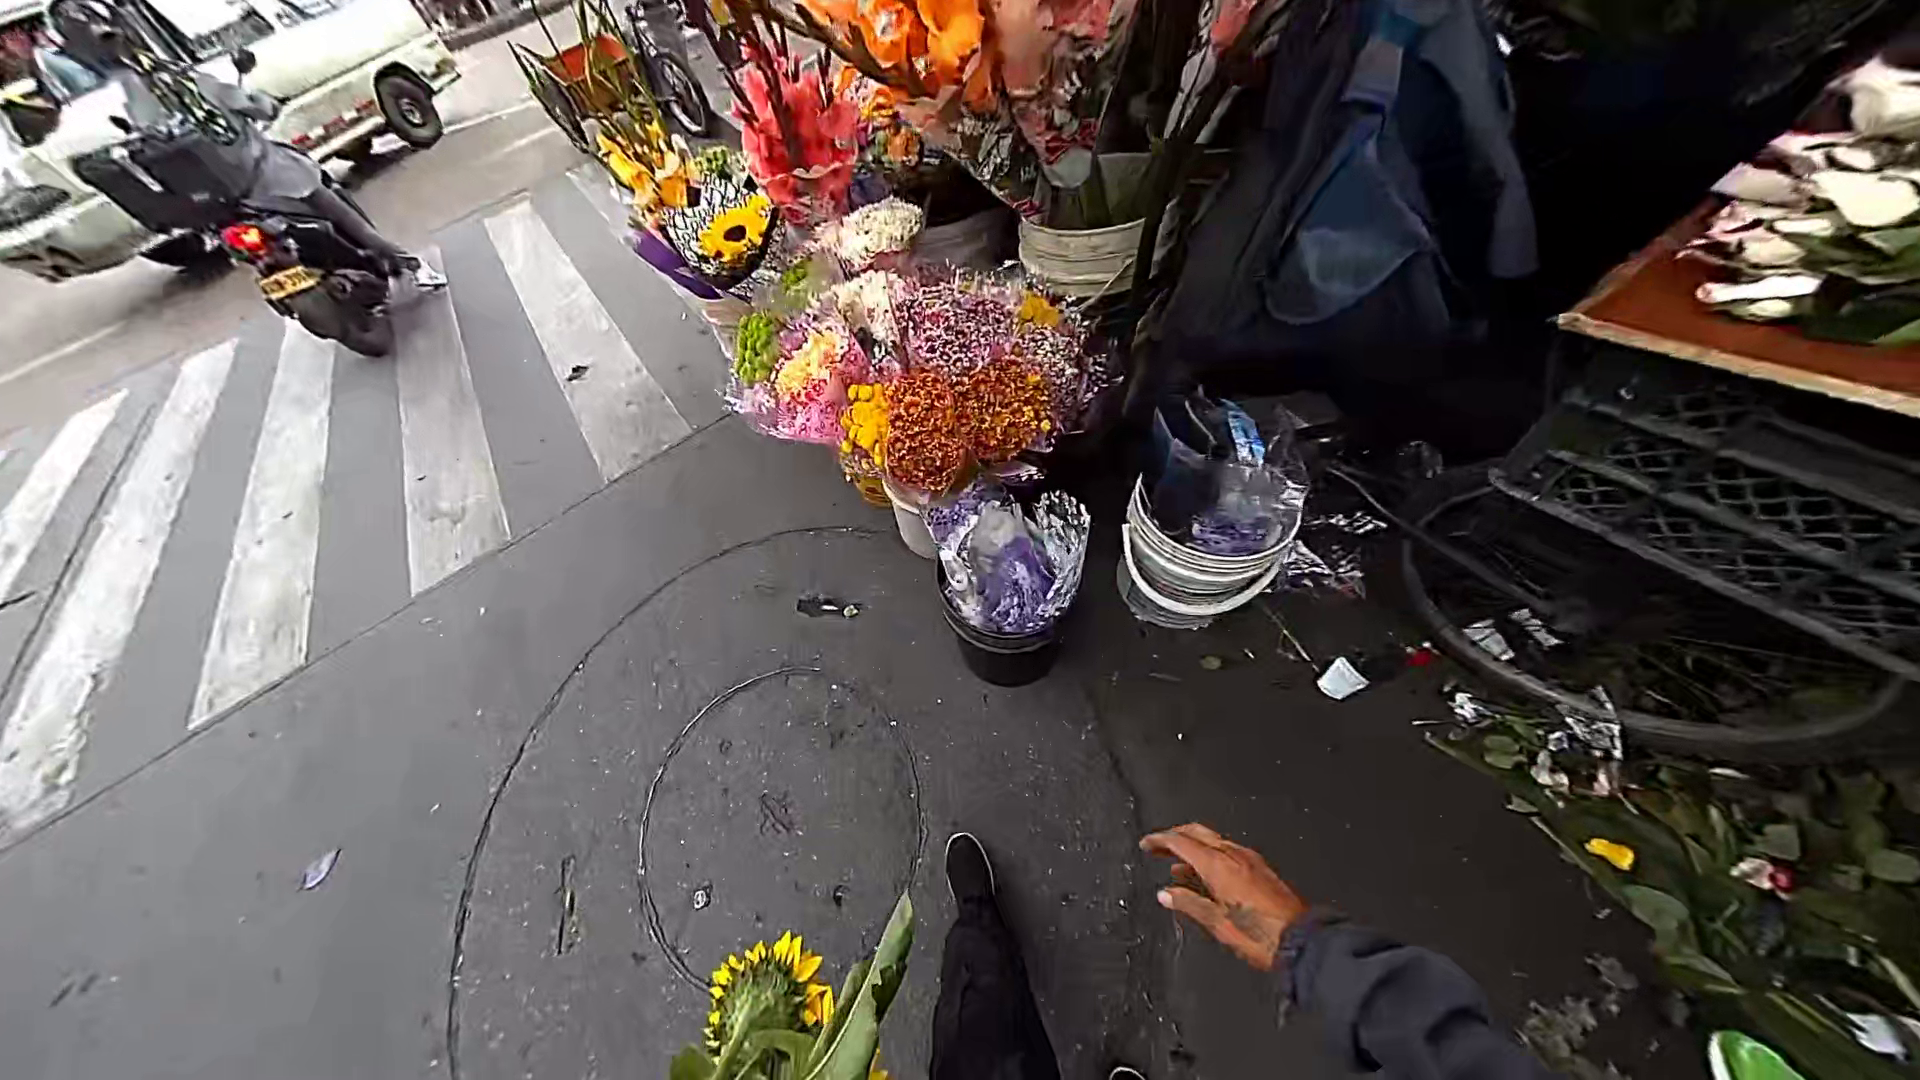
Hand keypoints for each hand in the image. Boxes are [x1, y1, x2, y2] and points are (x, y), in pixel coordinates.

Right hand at [1140, 823, 1306, 971]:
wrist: (1305, 943)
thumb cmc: (1261, 936)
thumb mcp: (1217, 923)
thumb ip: (1188, 904)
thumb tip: (1165, 894)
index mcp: (1217, 863)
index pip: (1180, 841)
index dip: (1159, 840)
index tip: (1146, 844)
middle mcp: (1232, 853)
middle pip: (1195, 832)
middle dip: (1174, 837)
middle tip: (1158, 847)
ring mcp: (1248, 858)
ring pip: (1212, 841)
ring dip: (1192, 848)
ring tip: (1178, 868)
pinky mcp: (1260, 868)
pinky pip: (1227, 851)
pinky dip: (1210, 856)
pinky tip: (1207, 877)